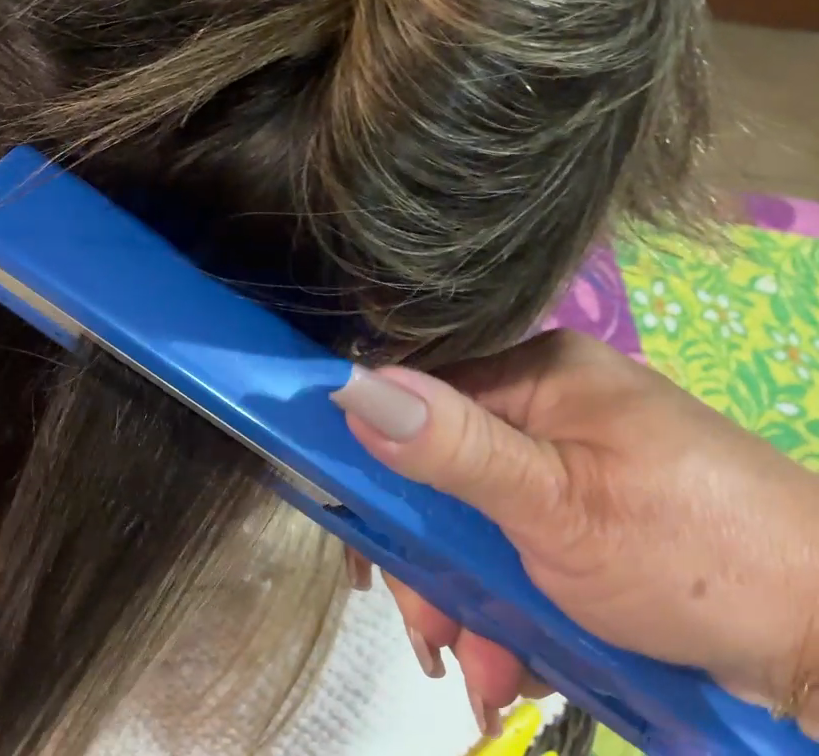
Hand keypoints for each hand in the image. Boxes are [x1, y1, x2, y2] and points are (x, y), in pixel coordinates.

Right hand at [334, 330, 818, 736]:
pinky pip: (512, 539)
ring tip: (486, 672)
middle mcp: (548, 405)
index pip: (409, 402)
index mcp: (539, 375)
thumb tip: (345, 386)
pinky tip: (516, 654)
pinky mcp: (591, 509)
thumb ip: (450, 447)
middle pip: (434, 470)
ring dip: (464, 597)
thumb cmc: (702, 565)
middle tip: (436, 637)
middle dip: (429, 561)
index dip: (370, 470)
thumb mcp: (560, 508)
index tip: (363, 547)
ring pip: (470, 516)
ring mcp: (572, 459)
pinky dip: (504, 599)